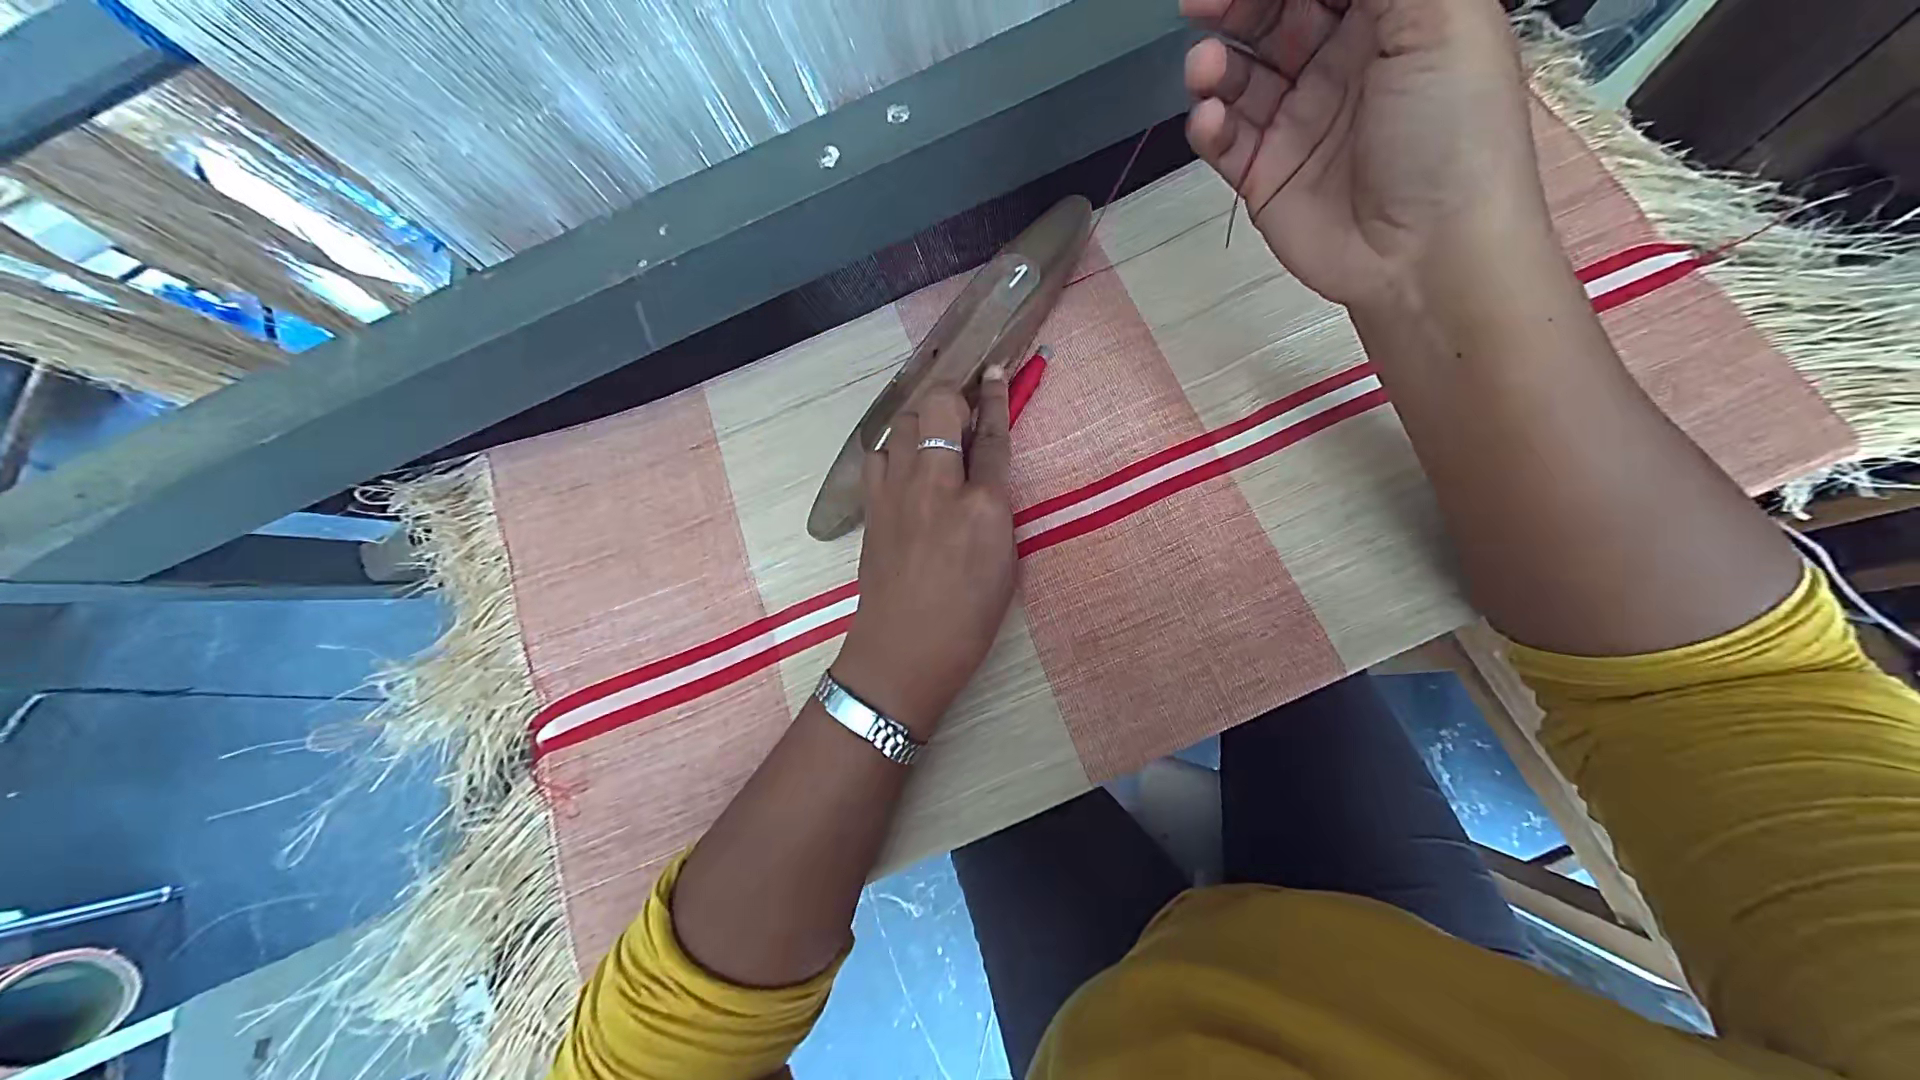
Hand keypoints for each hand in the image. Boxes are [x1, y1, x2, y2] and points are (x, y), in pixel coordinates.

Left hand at [832, 367, 1018, 737]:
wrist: (904, 652)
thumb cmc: (968, 619)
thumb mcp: (1005, 561)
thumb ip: (998, 506)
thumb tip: (987, 471)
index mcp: (982, 506)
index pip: (992, 434)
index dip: (997, 398)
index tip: (997, 371)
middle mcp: (935, 486)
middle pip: (937, 409)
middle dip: (952, 397)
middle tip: (964, 412)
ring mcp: (894, 493)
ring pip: (900, 424)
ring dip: (920, 420)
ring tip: (933, 438)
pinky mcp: (870, 507)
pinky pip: (879, 455)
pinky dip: (893, 450)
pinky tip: (904, 468)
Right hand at [1183, 0, 1551, 309]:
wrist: (1422, 253)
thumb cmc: (1449, 130)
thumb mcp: (1441, 19)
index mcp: (1390, 20)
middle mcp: (1339, 66)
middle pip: (1273, 17)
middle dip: (1236, 6)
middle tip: (1200, 4)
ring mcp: (1297, 124)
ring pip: (1240, 78)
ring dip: (1215, 67)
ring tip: (1205, 72)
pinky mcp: (1263, 176)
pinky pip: (1224, 140)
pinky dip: (1210, 125)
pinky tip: (1211, 120)